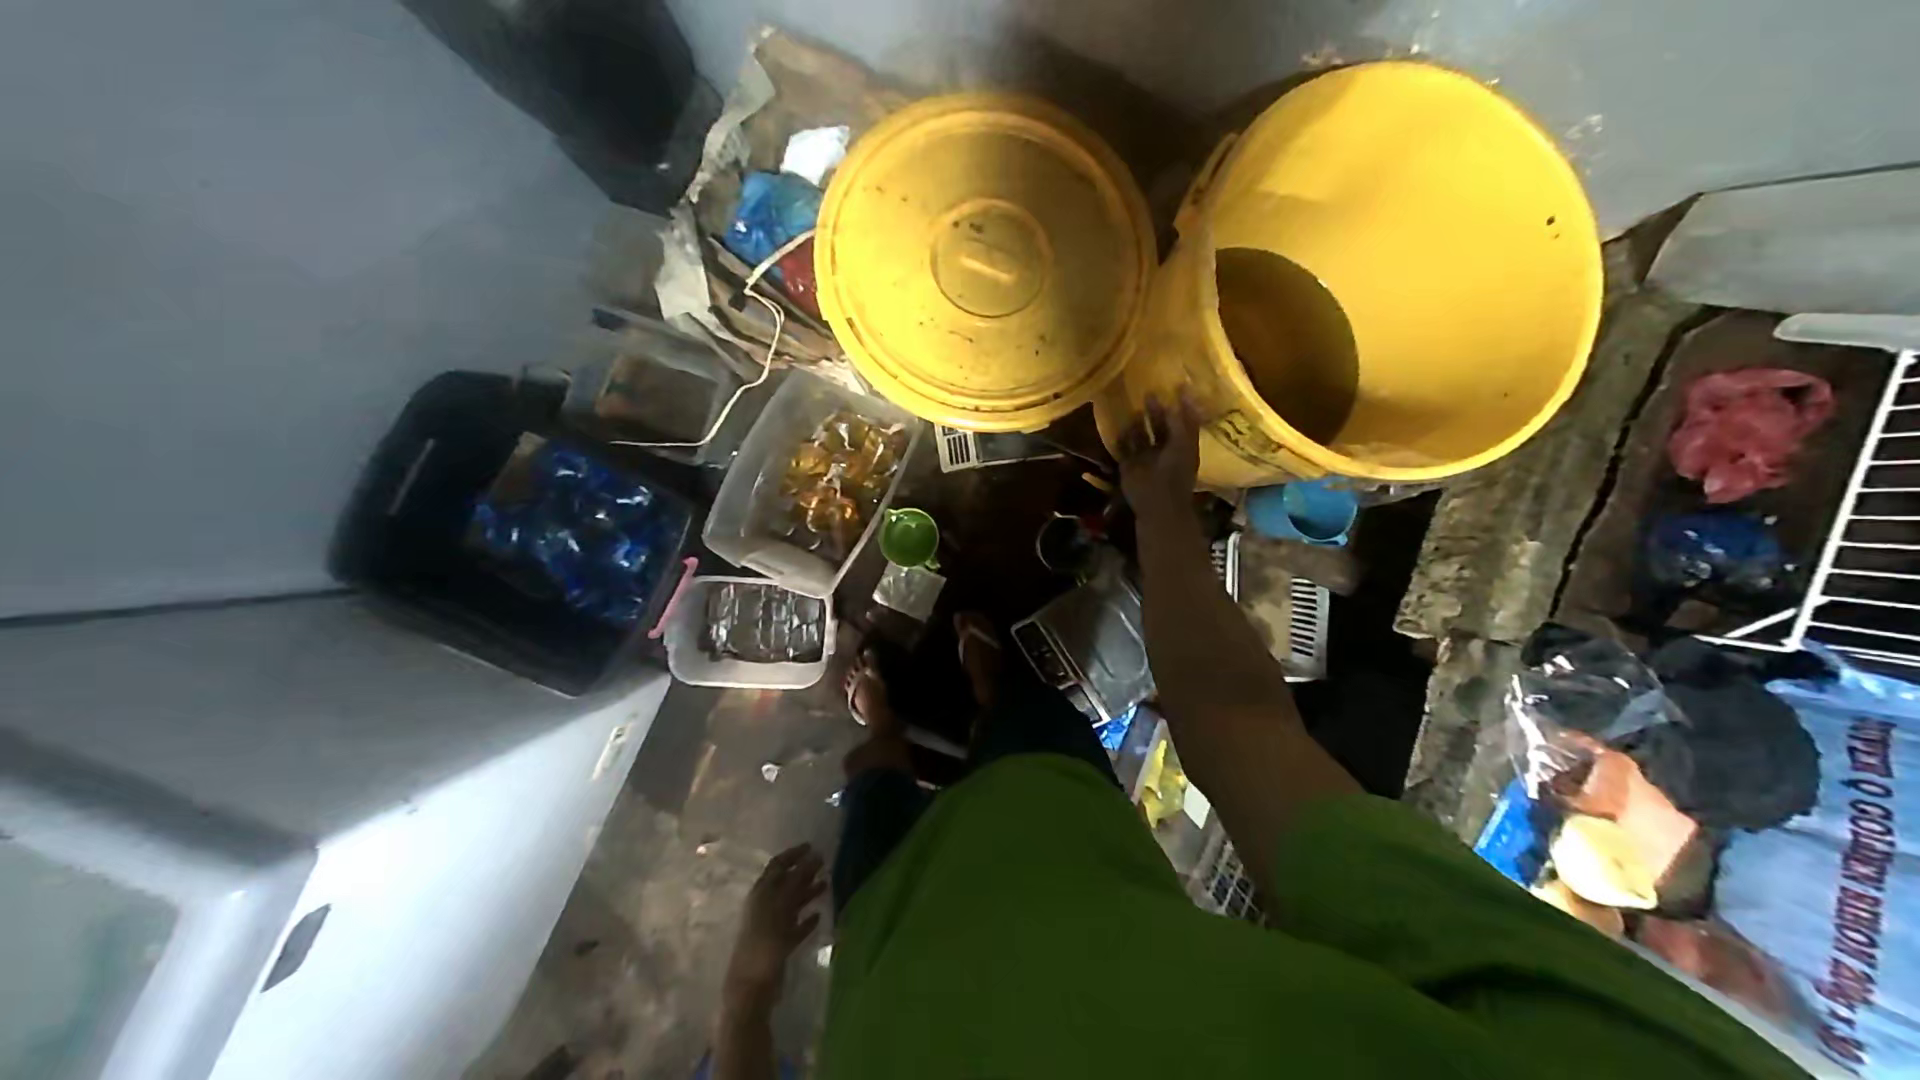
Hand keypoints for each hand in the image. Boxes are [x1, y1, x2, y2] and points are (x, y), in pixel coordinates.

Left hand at [723, 843, 825, 1008]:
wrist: (752, 986)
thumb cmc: (765, 940)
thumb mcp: (782, 904)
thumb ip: (798, 879)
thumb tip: (815, 855)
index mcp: (761, 892)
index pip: (778, 865)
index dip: (794, 854)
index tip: (812, 846)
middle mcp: (765, 905)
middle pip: (786, 882)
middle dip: (804, 871)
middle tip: (824, 863)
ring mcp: (771, 926)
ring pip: (792, 903)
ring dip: (808, 893)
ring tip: (826, 886)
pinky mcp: (779, 946)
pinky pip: (795, 926)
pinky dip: (806, 919)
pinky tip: (818, 916)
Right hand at [1117, 391, 1200, 525]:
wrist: (1157, 504)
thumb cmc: (1175, 473)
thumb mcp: (1183, 443)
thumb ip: (1182, 420)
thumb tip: (1183, 394)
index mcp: (1181, 446)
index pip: (1181, 421)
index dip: (1180, 405)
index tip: (1175, 385)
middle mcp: (1163, 450)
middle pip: (1159, 426)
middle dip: (1155, 411)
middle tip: (1148, 392)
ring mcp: (1145, 459)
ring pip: (1140, 436)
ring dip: (1136, 424)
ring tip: (1132, 408)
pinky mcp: (1128, 466)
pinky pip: (1123, 448)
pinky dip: (1121, 438)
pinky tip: (1118, 425)